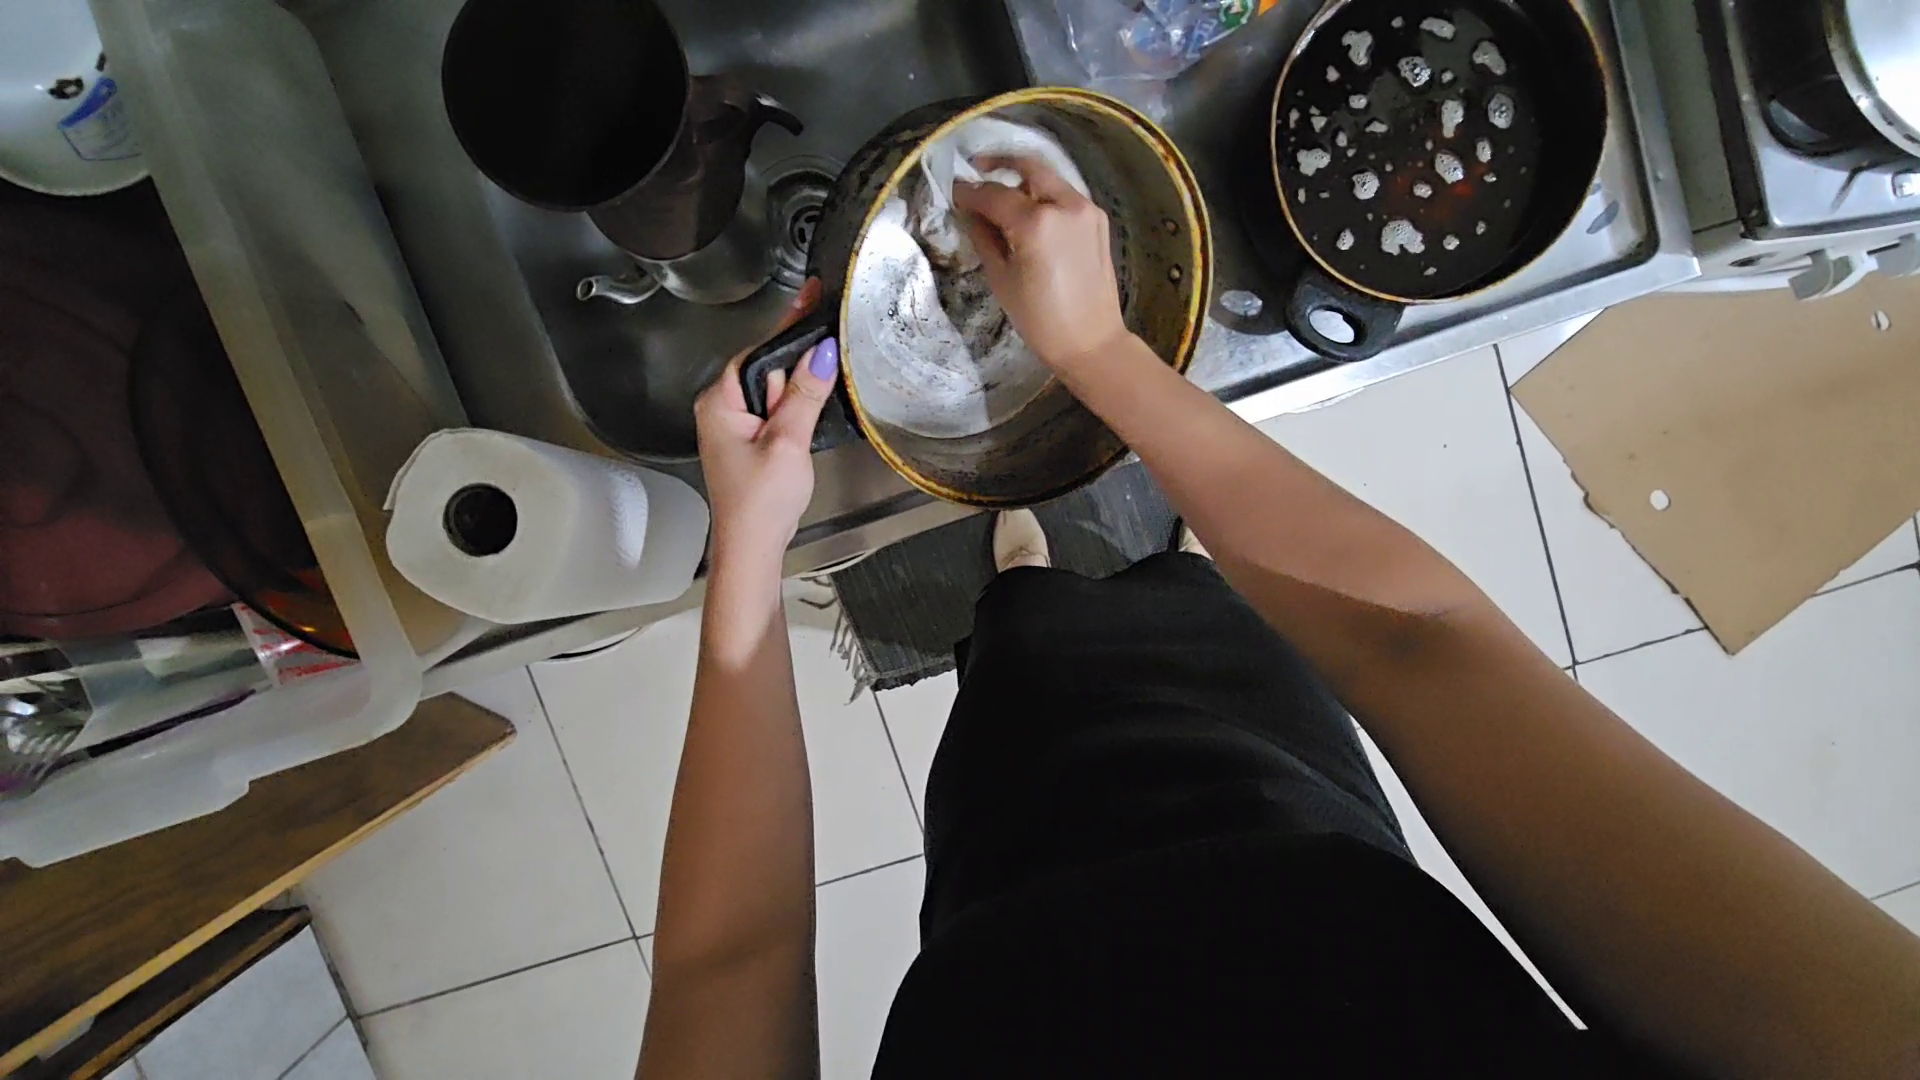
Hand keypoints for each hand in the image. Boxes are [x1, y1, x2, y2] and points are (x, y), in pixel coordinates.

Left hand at [695, 278, 838, 566]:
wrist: (752, 547)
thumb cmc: (761, 501)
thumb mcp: (788, 442)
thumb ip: (805, 394)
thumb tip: (822, 353)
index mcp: (719, 402)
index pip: (757, 351)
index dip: (786, 329)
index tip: (809, 296)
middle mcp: (721, 409)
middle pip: (768, 371)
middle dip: (795, 383)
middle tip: (803, 418)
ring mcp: (735, 427)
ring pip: (776, 395)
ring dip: (797, 403)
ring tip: (799, 437)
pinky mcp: (750, 443)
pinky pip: (776, 415)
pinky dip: (793, 417)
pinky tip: (803, 432)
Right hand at [953, 155, 1129, 370]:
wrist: (1090, 342)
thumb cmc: (1040, 321)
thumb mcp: (1002, 280)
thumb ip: (985, 238)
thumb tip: (972, 214)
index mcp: (1036, 223)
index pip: (994, 195)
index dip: (970, 192)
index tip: (954, 191)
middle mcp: (1065, 205)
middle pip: (1028, 167)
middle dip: (1000, 164)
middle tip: (978, 168)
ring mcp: (1086, 209)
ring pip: (1049, 178)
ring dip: (1024, 179)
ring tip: (1003, 193)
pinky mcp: (1098, 220)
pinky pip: (1065, 196)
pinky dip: (1045, 195)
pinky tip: (1031, 212)